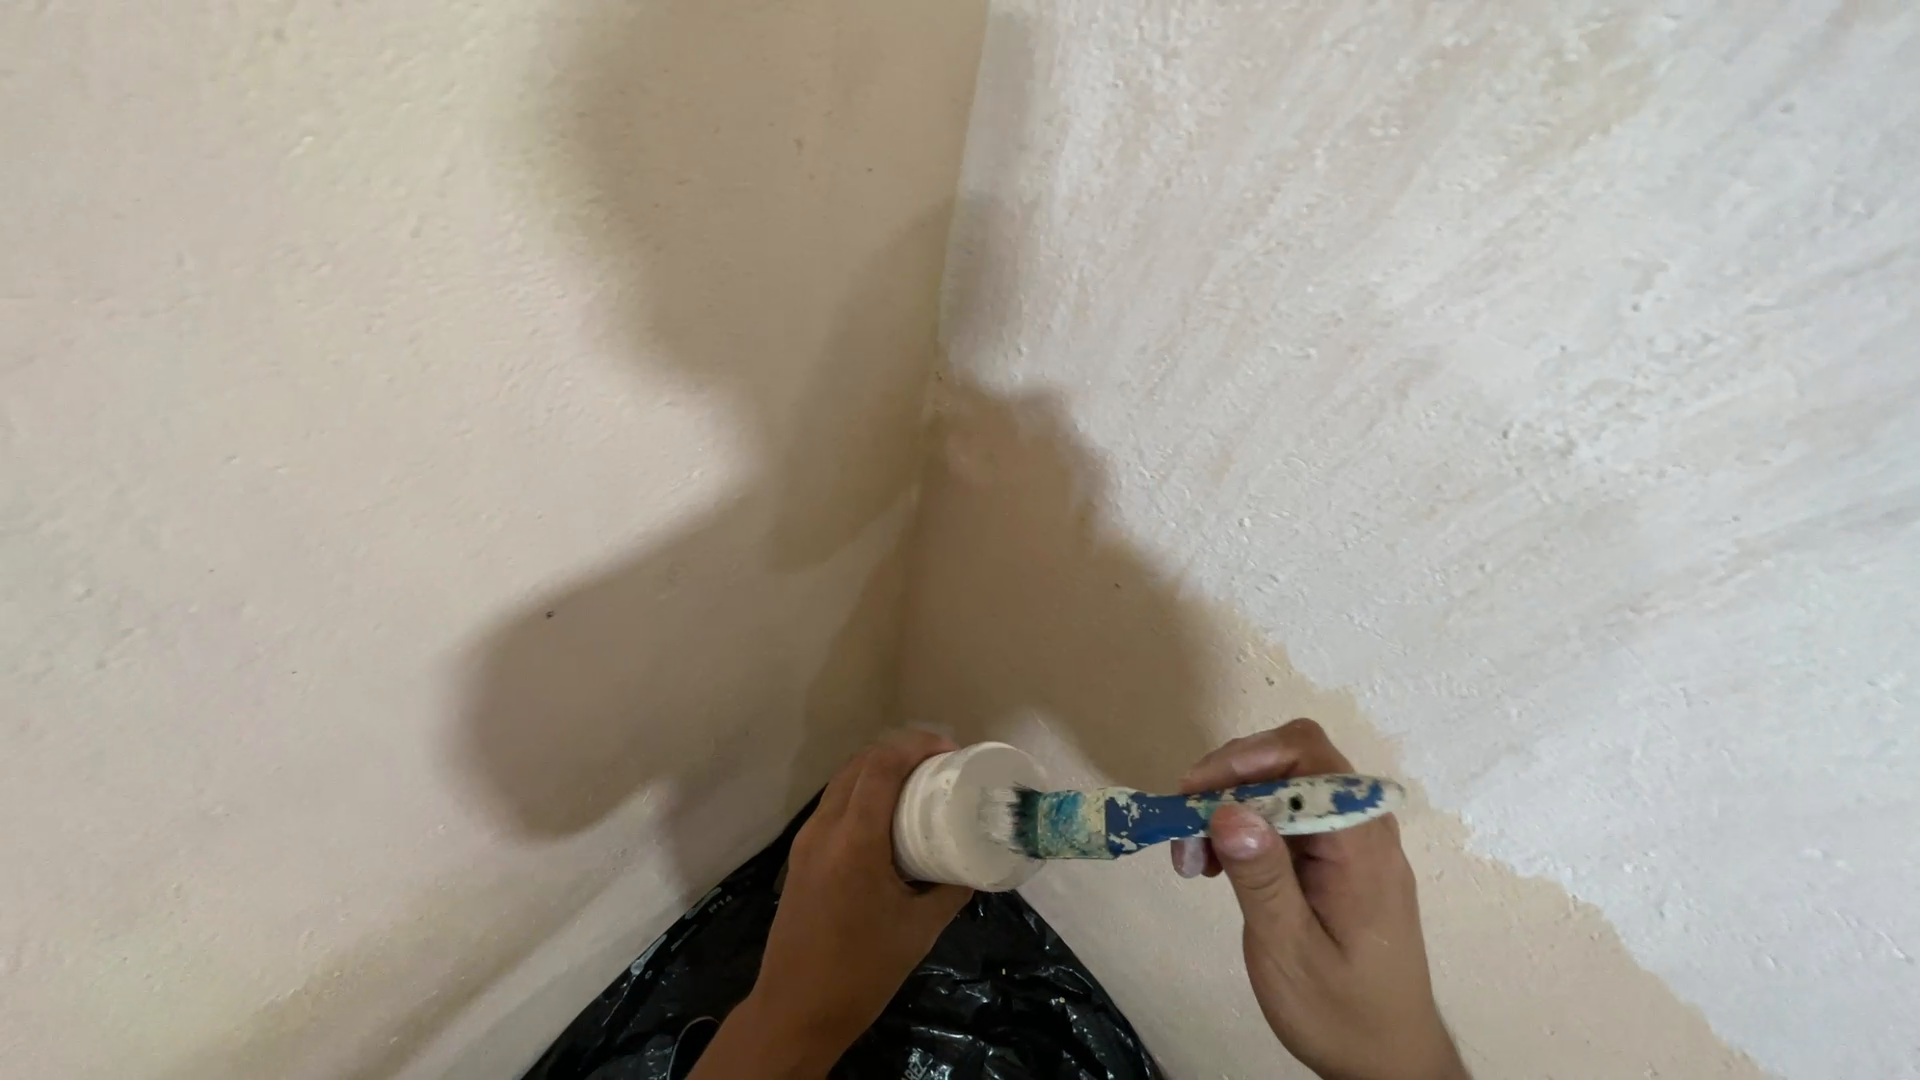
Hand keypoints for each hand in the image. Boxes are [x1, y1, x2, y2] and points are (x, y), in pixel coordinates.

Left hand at [690, 731, 972, 1078]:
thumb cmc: (861, 972)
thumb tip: (975, 863)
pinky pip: (834, 802)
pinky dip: (863, 790)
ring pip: (843, 779)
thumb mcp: (920, 931)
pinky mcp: (801, 854)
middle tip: (939, 763)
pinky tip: (887, 812)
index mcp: (855, 842)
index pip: (882, 766)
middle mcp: (825, 829)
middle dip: (901, 750)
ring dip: (880, 767)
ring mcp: (807, 840)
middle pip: (861, 762)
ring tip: (918, 781)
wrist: (794, 1012)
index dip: (916, 746)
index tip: (950, 752)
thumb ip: (952, 889)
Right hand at [1170, 720, 1467, 1079]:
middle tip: (1184, 827)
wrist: (1386, 1064)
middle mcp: (1359, 827)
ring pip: (1280, 785)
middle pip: (1289, 760)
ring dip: (1228, 806)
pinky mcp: (1333, 859)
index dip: (1247, 755)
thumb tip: (1227, 807)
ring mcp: (1348, 841)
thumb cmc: (1339, 1011)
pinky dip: (1242, 828)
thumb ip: (1262, 875)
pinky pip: (1283, 817)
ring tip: (1192, 858)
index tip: (1197, 793)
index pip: (1307, 753)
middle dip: (1227, 781)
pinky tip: (1216, 865)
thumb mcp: (1289, 948)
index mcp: (1359, 842)